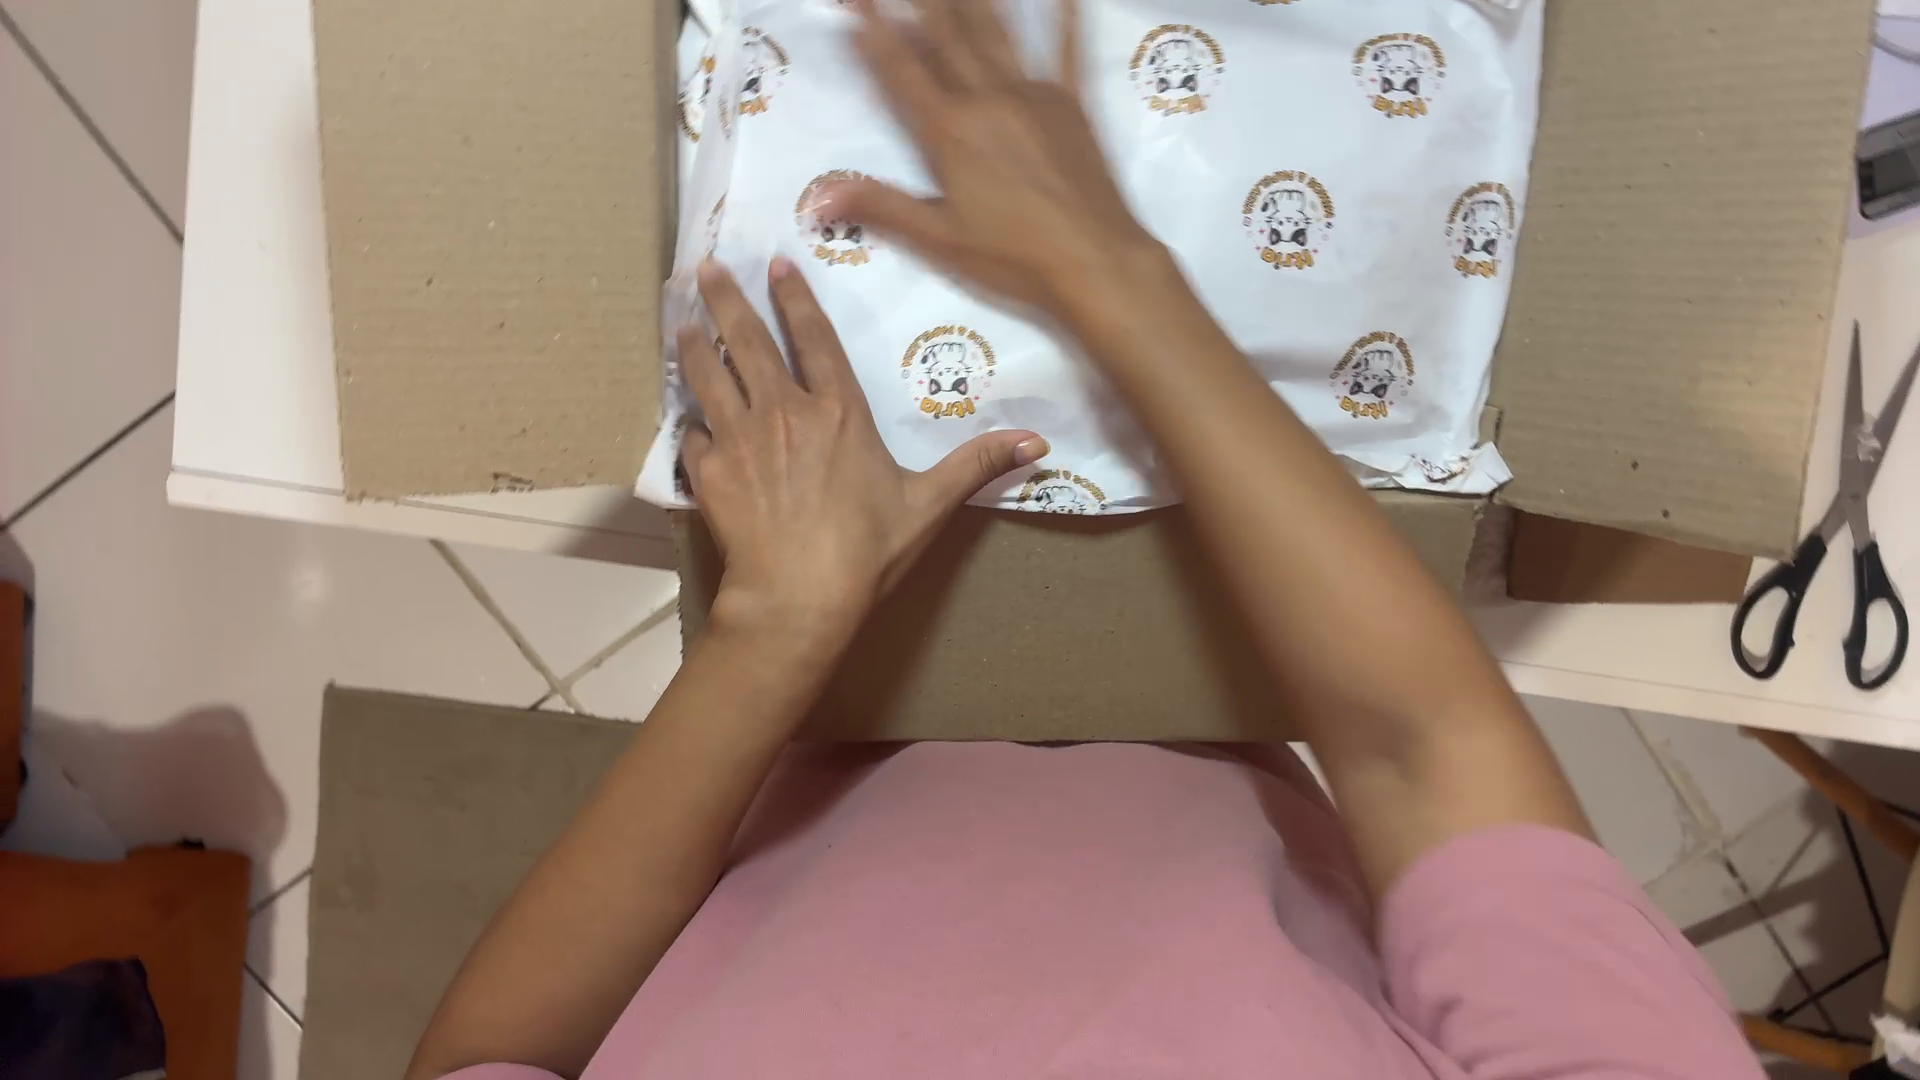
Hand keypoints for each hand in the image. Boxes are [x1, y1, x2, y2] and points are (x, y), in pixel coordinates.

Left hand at [679, 258, 1049, 641]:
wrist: (798, 598)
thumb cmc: (867, 550)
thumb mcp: (929, 505)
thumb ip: (976, 465)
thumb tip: (1037, 444)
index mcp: (837, 412)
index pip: (814, 339)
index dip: (795, 298)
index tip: (777, 264)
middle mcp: (783, 411)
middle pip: (748, 342)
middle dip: (727, 299)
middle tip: (705, 267)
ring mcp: (739, 439)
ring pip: (708, 376)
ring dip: (693, 343)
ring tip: (680, 317)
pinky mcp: (709, 473)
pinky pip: (693, 434)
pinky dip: (689, 419)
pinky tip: (684, 410)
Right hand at [823, 0, 1170, 322]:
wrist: (1095, 262)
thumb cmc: (1014, 259)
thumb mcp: (939, 240)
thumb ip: (880, 209)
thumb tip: (815, 200)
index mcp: (950, 132)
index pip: (899, 69)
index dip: (870, 29)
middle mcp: (988, 98)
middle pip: (943, 32)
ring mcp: (1035, 95)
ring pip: (994, 27)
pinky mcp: (1074, 105)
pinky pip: (1067, 46)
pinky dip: (1064, 12)